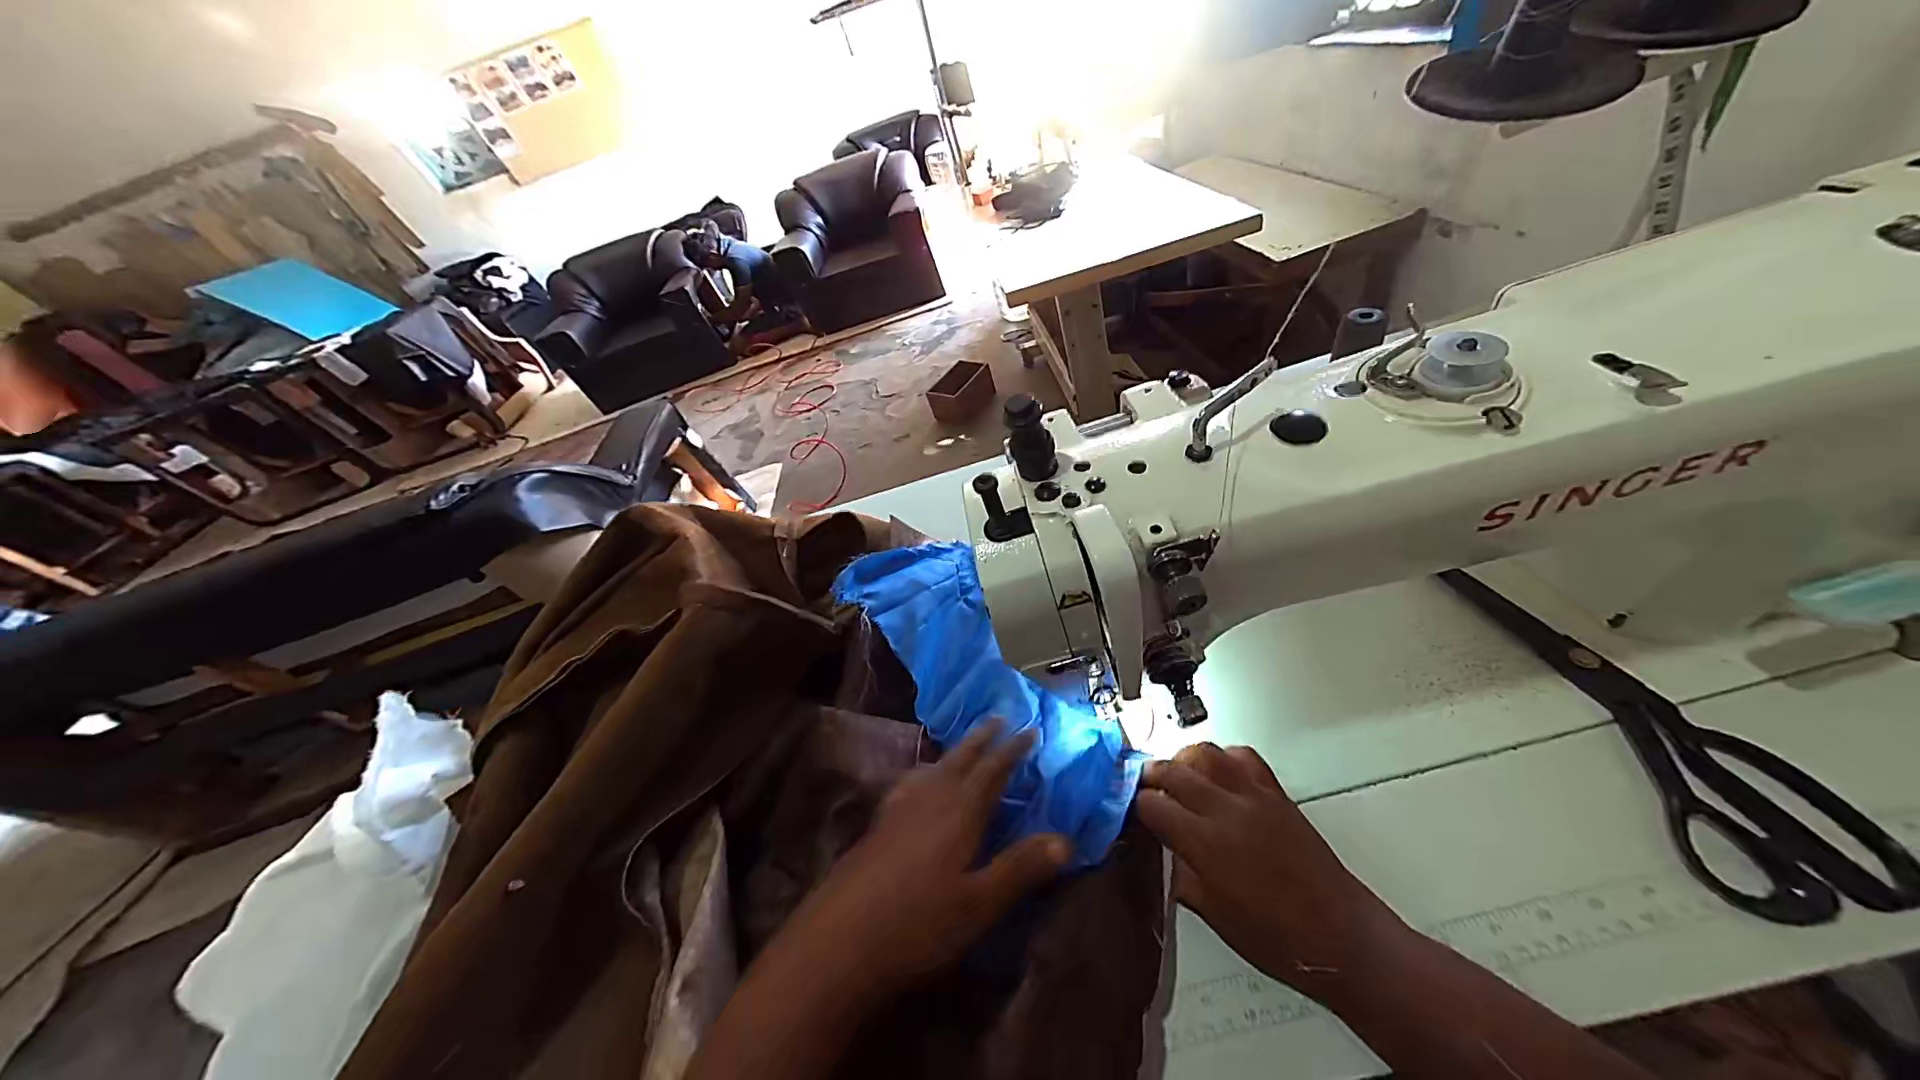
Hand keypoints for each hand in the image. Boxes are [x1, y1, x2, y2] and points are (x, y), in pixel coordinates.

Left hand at [785, 721, 1071, 992]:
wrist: (838, 941)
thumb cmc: (918, 924)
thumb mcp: (979, 904)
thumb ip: (1021, 868)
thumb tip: (1066, 839)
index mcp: (958, 813)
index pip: (992, 772)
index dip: (1012, 750)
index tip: (1029, 729)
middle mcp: (928, 800)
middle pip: (959, 760)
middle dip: (981, 738)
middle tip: (997, 717)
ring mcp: (898, 811)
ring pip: (932, 769)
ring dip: (953, 752)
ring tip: (962, 745)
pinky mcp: (877, 827)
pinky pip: (910, 783)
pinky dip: (925, 773)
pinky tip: (917, 786)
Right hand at [1134, 743, 1407, 988]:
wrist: (1340, 937)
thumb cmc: (1281, 938)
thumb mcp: (1211, 912)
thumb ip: (1178, 872)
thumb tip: (1160, 850)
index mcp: (1205, 842)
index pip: (1151, 804)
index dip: (1133, 807)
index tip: (1130, 813)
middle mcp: (1227, 811)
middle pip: (1171, 769)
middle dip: (1149, 776)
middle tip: (1143, 788)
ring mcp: (1254, 797)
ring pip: (1204, 752)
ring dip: (1182, 760)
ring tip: (1177, 776)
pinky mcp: (1277, 794)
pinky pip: (1243, 756)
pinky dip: (1223, 758)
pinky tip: (1218, 774)